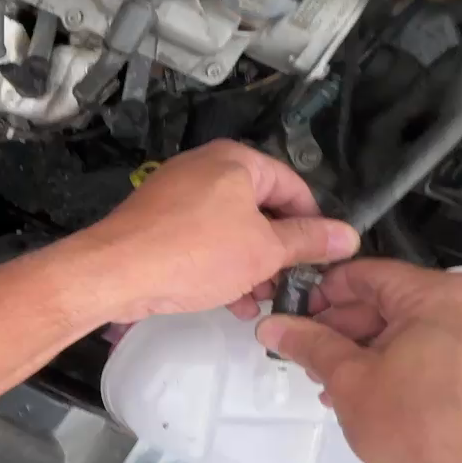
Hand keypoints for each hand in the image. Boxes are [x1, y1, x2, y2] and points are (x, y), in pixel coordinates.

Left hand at [60, 142, 358, 324]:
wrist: (114, 271)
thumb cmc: (194, 252)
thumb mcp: (264, 250)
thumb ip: (308, 241)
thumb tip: (347, 235)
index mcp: (234, 161)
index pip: (292, 185)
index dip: (312, 222)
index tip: (321, 256)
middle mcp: (201, 169)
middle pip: (257, 209)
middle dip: (275, 251)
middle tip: (287, 285)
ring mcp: (172, 196)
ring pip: (226, 230)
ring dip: (247, 266)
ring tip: (257, 301)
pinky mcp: (152, 223)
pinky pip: (196, 241)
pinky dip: (215, 266)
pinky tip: (227, 300)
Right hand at [254, 259, 461, 462]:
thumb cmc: (422, 428)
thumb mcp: (349, 381)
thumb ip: (308, 344)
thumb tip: (271, 324)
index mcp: (442, 296)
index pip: (363, 274)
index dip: (318, 295)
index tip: (291, 321)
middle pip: (391, 301)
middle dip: (342, 329)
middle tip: (309, 360)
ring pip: (414, 331)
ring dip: (369, 352)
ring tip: (338, 388)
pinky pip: (442, 353)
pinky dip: (404, 366)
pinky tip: (379, 399)